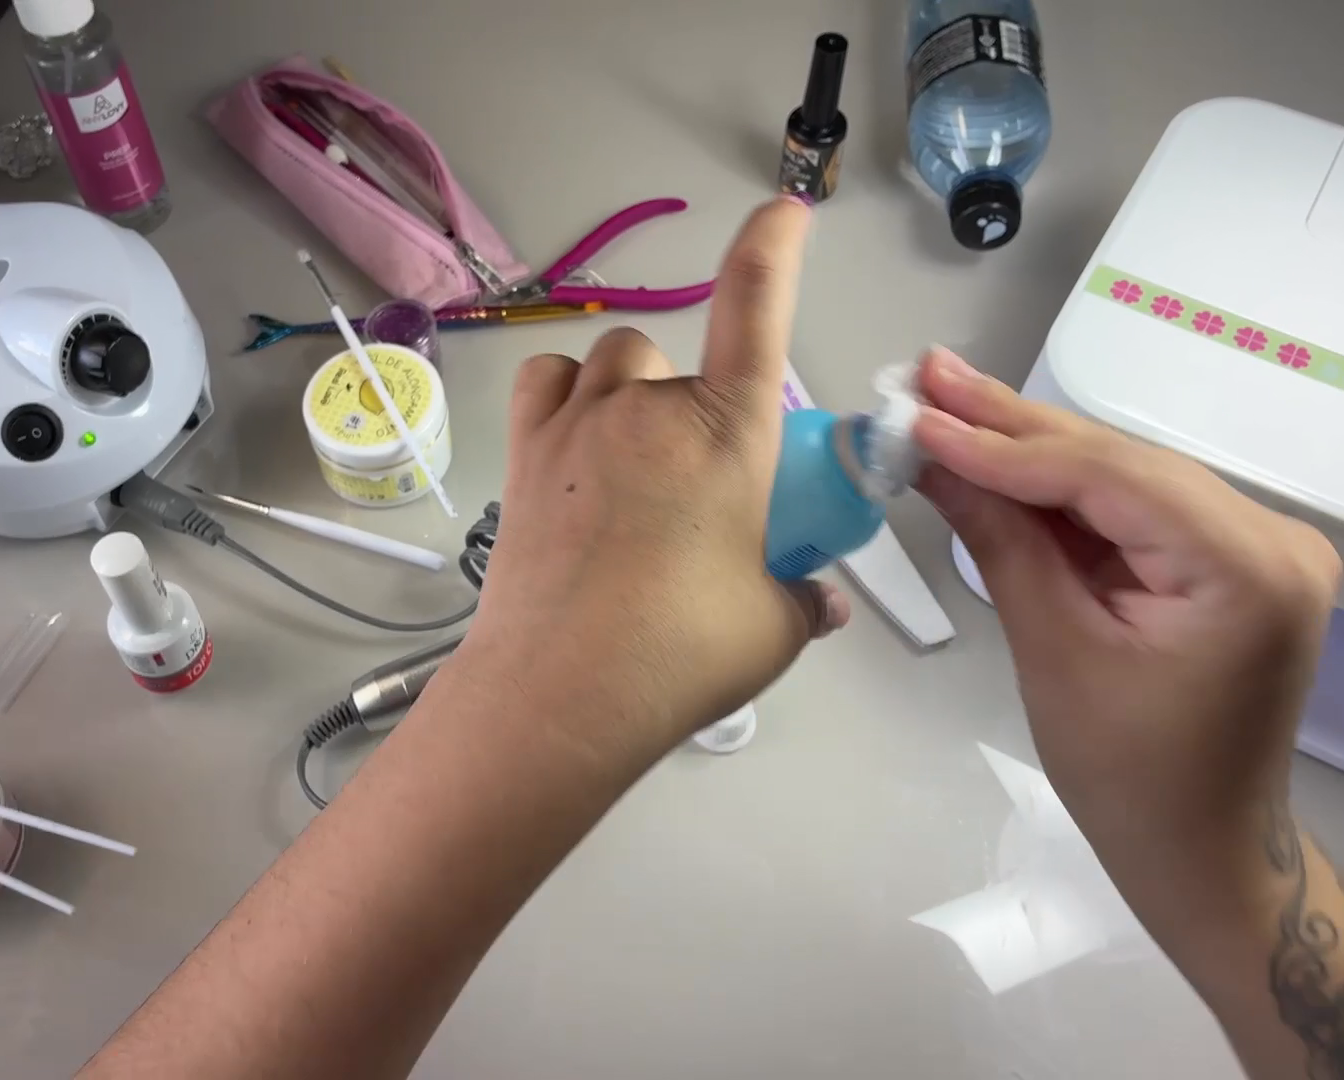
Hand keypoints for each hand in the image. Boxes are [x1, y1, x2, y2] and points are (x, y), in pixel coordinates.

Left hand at [457, 197, 849, 754]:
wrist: (560, 690)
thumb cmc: (677, 656)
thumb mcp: (770, 628)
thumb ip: (801, 599)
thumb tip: (819, 599)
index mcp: (725, 437)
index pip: (756, 312)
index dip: (771, 251)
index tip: (781, 211)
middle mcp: (649, 410)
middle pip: (673, 360)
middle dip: (686, 405)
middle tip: (683, 480)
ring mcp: (577, 424)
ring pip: (611, 361)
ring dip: (627, 392)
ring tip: (628, 460)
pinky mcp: (524, 452)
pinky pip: (545, 380)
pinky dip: (564, 394)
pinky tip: (574, 441)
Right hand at [912, 349, 1339, 881]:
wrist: (1191, 839)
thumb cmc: (1121, 764)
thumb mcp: (1050, 646)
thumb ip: (998, 540)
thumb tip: (933, 462)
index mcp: (1244, 566)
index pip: (1106, 477)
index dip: (1002, 446)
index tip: (917, 419)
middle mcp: (1260, 535)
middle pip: (1111, 459)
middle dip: (1008, 420)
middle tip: (926, 374)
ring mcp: (1237, 542)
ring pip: (1108, 474)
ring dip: (1019, 440)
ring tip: (941, 396)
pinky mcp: (1203, 558)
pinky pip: (1112, 508)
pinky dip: (1042, 485)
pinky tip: (986, 449)